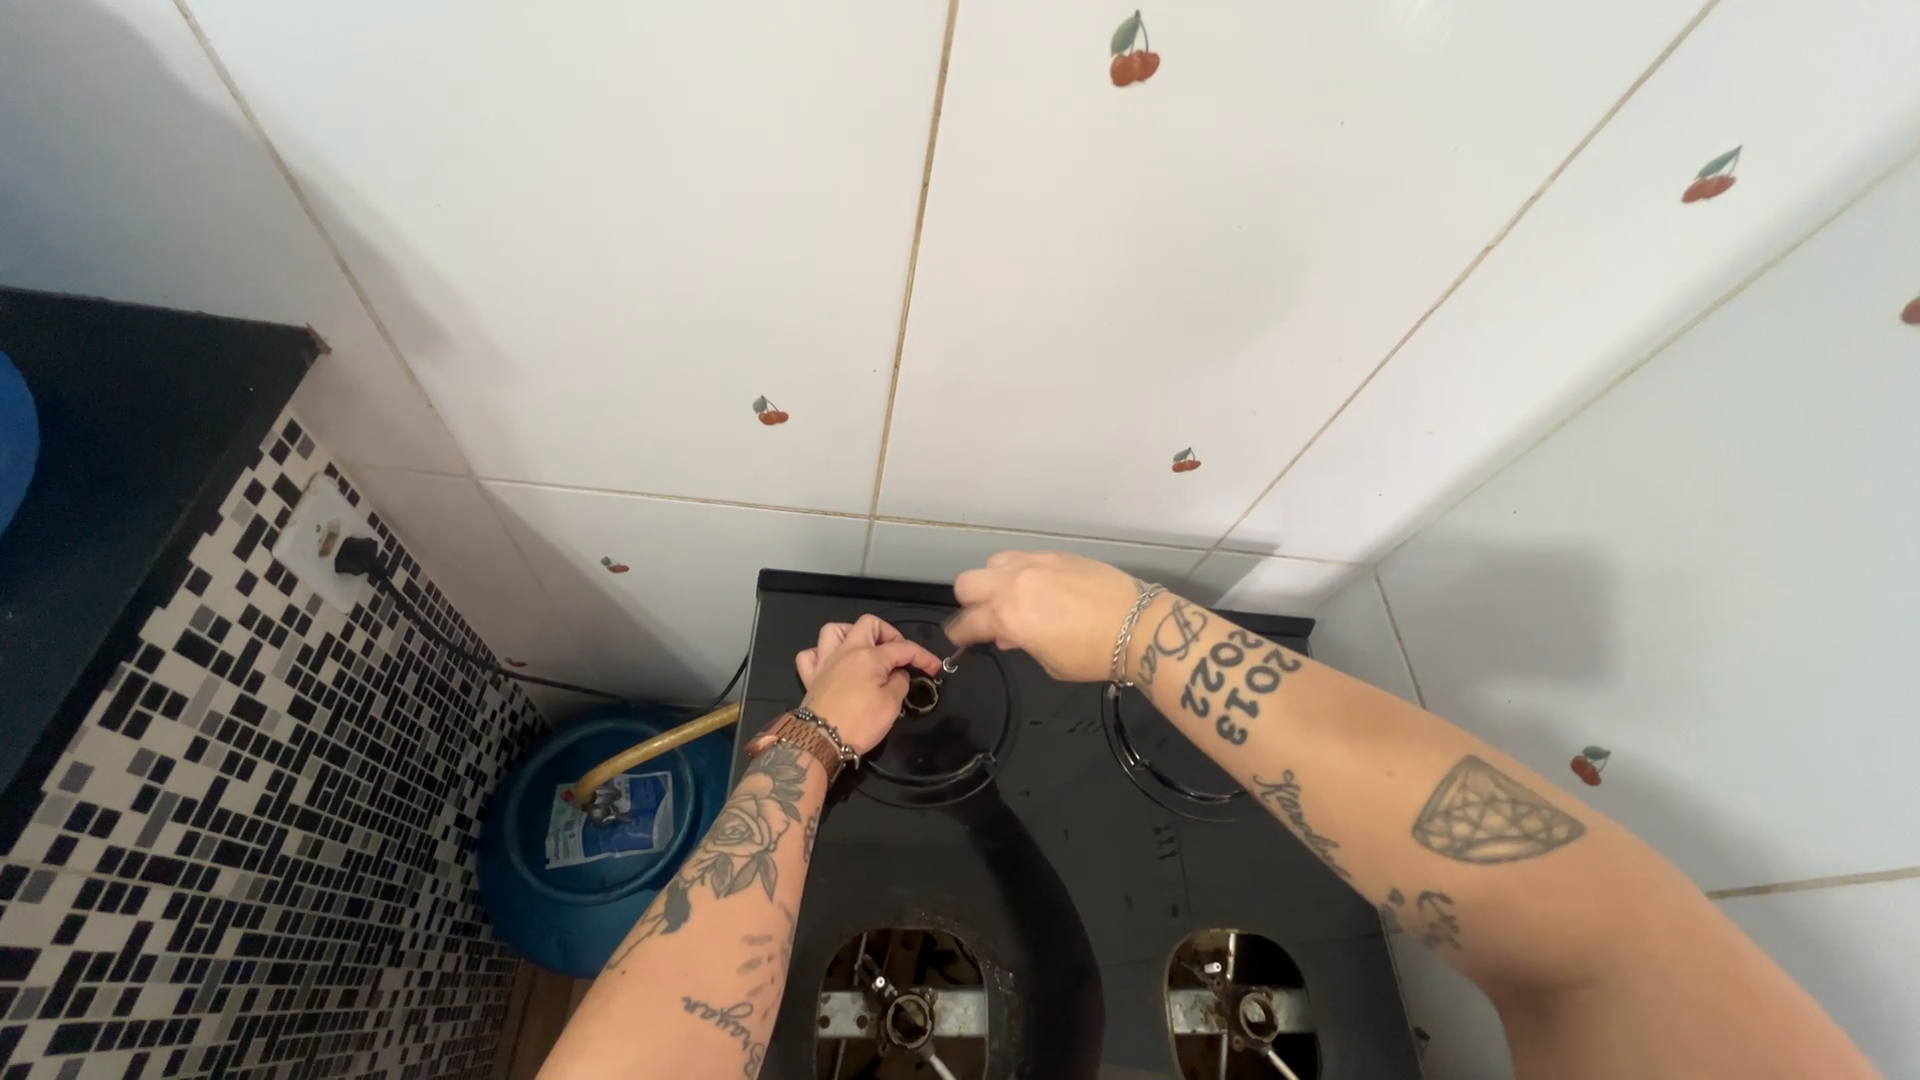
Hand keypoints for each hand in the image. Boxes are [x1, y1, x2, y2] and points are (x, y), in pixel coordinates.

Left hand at [794, 615, 941, 753]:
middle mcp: (846, 651)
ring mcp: (825, 662)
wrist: (820, 741)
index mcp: (870, 656)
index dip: (923, 656)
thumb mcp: (892, 705)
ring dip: (851, 634)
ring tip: (864, 649)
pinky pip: (809, 655)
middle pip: (868, 624)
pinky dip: (820, 654)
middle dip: (888, 633)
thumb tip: (898, 674)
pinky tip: (832, 664)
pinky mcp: (810, 677)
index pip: (903, 648)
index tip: (934, 667)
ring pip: (834, 630)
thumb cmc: (860, 723)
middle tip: (897, 653)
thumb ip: (900, 683)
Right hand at [947, 552, 1143, 681]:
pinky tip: (1039, 585)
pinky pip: (1023, 557)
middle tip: (986, 617)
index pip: (967, 623)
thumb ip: (1022, 645)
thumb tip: (1009, 636)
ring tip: (1013, 596)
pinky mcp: (1055, 554)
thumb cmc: (1092, 655)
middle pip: (967, 583)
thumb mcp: (1050, 663)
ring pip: (993, 563)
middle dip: (970, 603)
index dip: (961, 635)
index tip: (961, 639)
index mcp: (1007, 617)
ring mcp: (1034, 564)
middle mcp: (1013, 584)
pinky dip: (1021, 571)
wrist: (1137, 625)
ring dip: (995, 581)